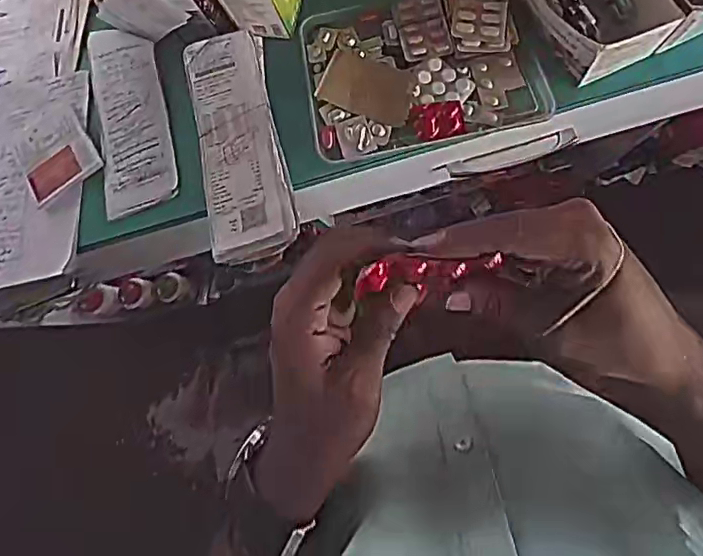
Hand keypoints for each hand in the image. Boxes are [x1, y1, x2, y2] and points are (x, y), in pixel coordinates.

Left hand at [253, 226, 419, 522]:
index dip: (371, 243)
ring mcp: (301, 306)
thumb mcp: (359, 380)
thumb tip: (405, 286)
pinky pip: (339, 280)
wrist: (300, 459)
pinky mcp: (312, 314)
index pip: (333, 254)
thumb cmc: (323, 429)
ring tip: (405, 267)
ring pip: (336, 260)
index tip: (404, 247)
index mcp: (298, 312)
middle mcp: (293, 301)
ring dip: (371, 258)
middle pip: (333, 249)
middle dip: (373, 245)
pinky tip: (390, 285)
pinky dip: (365, 276)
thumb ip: (381, 325)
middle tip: (409, 255)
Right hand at [413, 198, 702, 426]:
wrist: (667, 370)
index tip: (419, 248)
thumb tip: (445, 289)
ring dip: (472, 247)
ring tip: (432, 262)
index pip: (505, 229)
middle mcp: (576, 215)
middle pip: (502, 223)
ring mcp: (574, 221)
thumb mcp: (551, 332)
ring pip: (507, 228)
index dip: (457, 240)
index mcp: (581, 232)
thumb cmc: (625, 354)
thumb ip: (496, 304)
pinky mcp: (568, 236)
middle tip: (417, 256)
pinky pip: (520, 238)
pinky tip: (467, 265)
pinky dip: (493, 252)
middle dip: (459, 242)